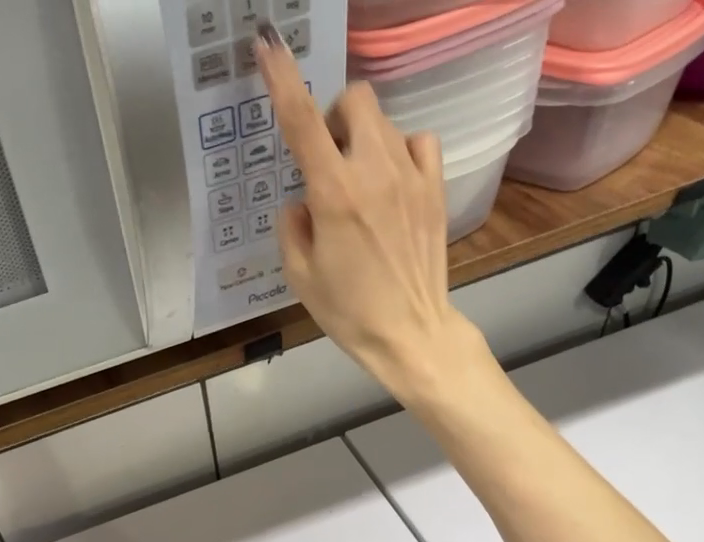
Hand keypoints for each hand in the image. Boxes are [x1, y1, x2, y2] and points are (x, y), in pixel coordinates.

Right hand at [255, 22, 497, 408]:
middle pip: (355, 100)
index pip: (302, 120)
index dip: (282, 78)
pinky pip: (419, 142)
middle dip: (335, 118)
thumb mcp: (299, 274)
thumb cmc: (348, 311)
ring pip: (384, 122)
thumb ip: (292, 224)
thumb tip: (301, 199)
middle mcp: (375, 172)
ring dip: (363, 138)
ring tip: (359, 181)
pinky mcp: (436, 188)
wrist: (409, 332)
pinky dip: (401, 150)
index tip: (267, 46)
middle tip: (327, 157)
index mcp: (334, 194)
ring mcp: (411, 176)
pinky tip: (393, 181)